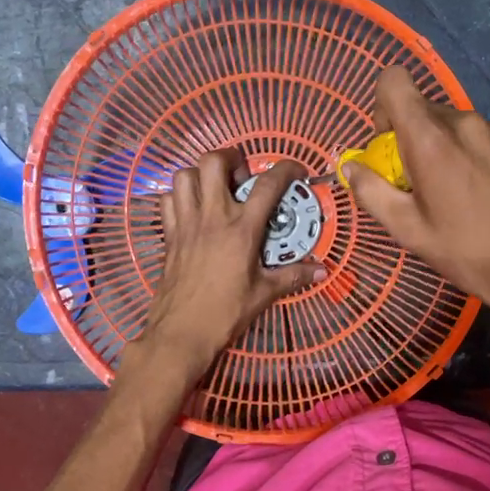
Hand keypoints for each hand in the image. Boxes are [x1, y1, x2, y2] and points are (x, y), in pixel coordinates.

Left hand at [138, 151, 324, 376]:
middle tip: (243, 175)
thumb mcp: (265, 294)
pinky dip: (179, 196)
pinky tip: (192, 209)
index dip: (286, 169)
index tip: (296, 171)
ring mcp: (186, 224)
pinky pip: (168, 200)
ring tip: (216, 187)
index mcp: (241, 230)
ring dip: (201, 173)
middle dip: (231, 158)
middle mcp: (212, 217)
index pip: (267, 185)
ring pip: (185, 175)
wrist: (182, 332)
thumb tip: (321, 271)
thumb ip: (293, 276)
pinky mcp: (169, 235)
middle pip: (213, 162)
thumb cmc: (226, 313)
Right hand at [346, 67, 489, 332]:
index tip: (386, 144)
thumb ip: (371, 192)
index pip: (395, 81)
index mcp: (432, 138)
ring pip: (446, 123)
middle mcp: (462, 121)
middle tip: (412, 184)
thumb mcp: (408, 230)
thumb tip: (350, 168)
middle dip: (406, 138)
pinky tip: (470, 192)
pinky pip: (470, 135)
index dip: (382, 105)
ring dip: (434, 147)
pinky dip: (460, 153)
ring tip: (444, 192)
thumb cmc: (464, 250)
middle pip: (420, 108)